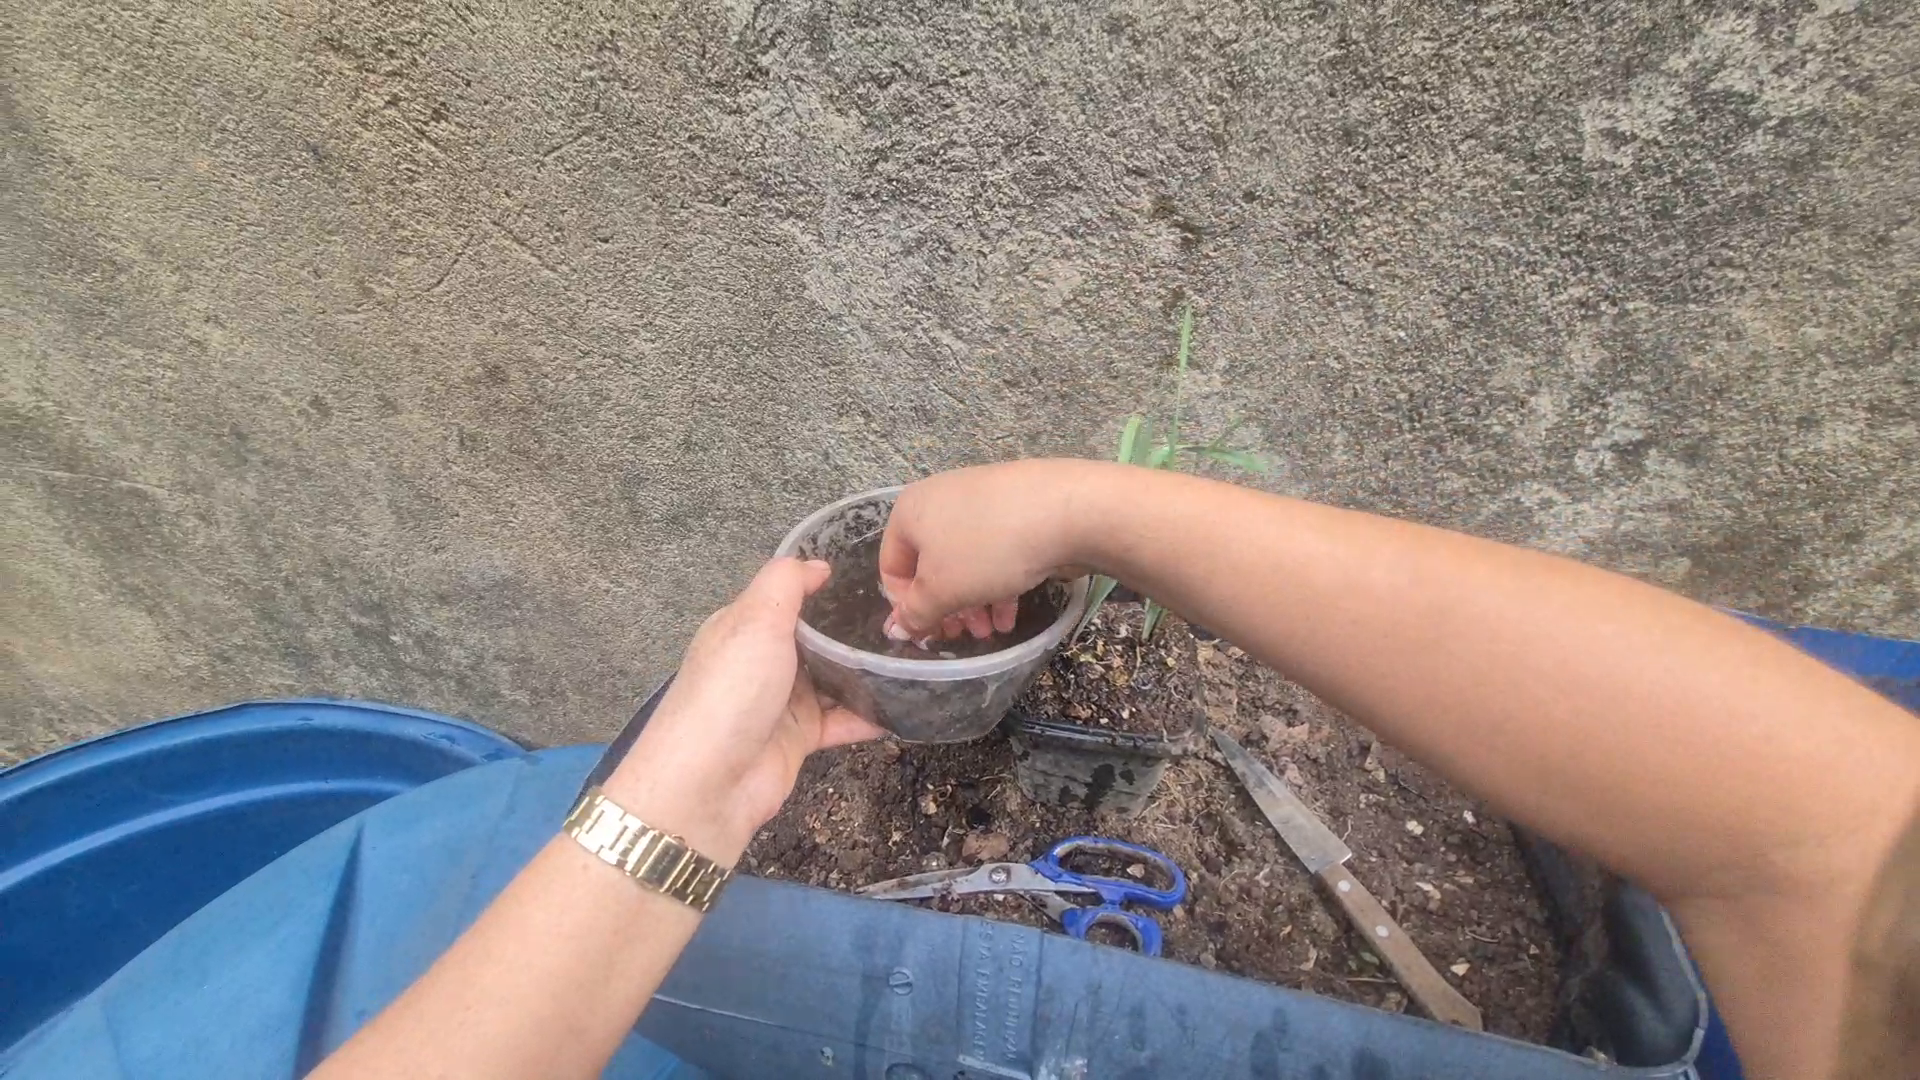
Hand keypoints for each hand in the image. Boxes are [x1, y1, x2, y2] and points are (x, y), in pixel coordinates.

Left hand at [605, 558, 886, 864]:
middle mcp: (764, 661)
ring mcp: (783, 702)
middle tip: (907, 617)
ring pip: (836, 679)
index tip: (877, 580)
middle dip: (856, 630)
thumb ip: (786, 583)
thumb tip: (819, 564)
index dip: (827, 588)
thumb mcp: (754, 619)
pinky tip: (907, 704)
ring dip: (869, 672)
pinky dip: (872, 714)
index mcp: (745, 627)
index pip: (790, 598)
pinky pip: (844, 720)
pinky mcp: (801, 738)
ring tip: (917, 656)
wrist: (709, 785)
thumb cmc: (732, 690)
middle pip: (818, 638)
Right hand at [879, 460, 1100, 636]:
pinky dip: (998, 581)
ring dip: (974, 602)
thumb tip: (895, 628)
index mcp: (910, 511)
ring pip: (967, 561)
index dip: (906, 605)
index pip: (892, 567)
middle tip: (964, 635)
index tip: (931, 631)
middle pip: (932, 566)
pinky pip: (995, 550)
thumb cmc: (988, 549)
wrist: (1065, 509)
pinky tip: (1012, 611)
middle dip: (946, 607)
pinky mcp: (1015, 507)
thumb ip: (915, 613)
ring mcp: (980, 500)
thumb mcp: (943, 590)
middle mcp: (940, 499)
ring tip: (992, 630)